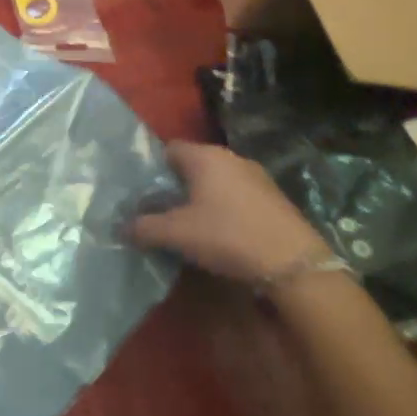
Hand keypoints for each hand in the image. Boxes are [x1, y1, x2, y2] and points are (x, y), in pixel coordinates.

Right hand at [129, 141, 331, 282]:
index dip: (152, 169)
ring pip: (217, 181)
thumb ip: (143, 227)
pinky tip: (223, 234)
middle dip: (177, 185)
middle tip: (163, 211)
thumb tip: (120, 227)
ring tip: (191, 225)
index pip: (167, 149)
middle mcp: (231, 158)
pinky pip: (238, 195)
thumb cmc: (228, 237)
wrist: (296, 266)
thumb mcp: (177, 234)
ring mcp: (257, 177)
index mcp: (204, 157)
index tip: (144, 194)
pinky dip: (226, 208)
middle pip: (193, 165)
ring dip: (203, 198)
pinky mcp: (275, 198)